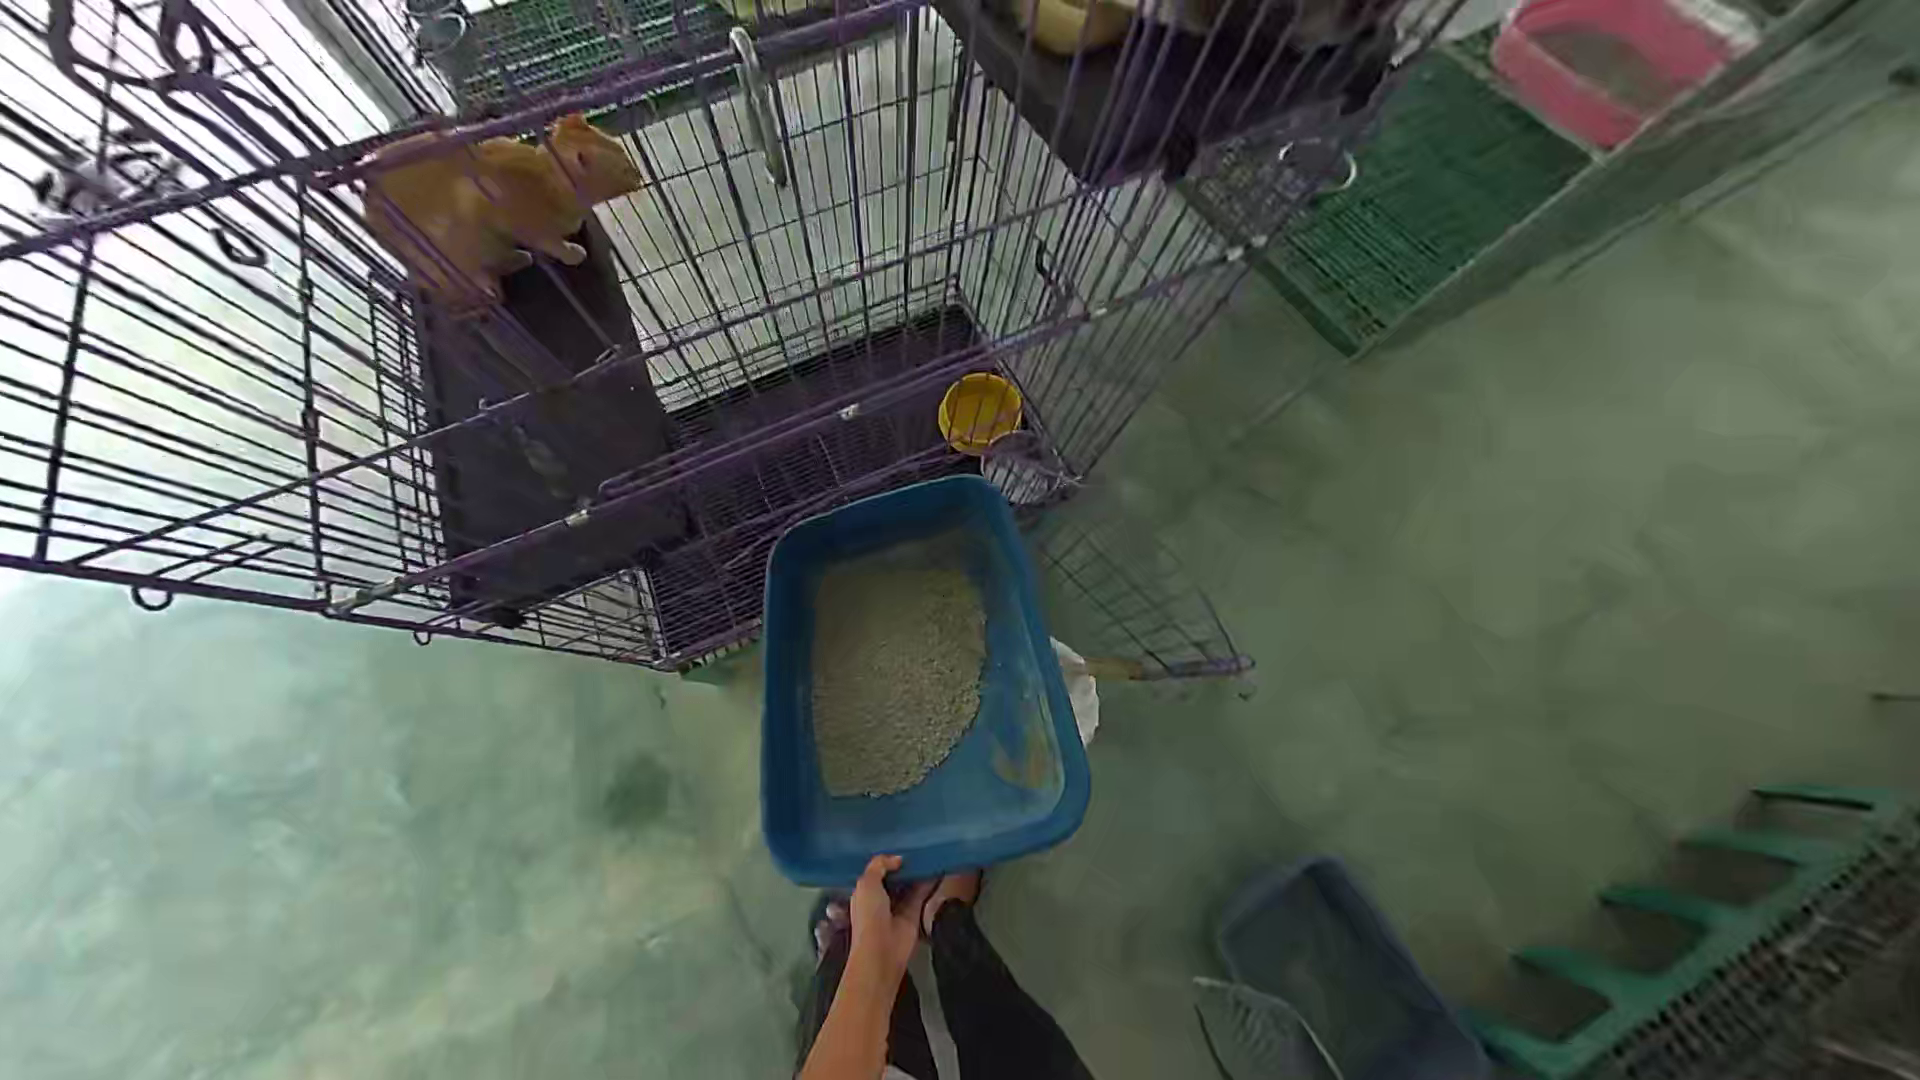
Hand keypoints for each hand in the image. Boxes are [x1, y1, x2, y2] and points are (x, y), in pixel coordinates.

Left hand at [847, 855, 932, 984]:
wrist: (882, 951)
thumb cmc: (869, 915)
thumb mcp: (867, 883)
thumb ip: (880, 865)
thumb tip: (899, 858)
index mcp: (866, 891)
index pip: (877, 870)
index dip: (887, 859)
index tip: (899, 843)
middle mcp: (882, 897)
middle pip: (895, 875)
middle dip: (904, 863)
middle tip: (917, 843)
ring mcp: (899, 905)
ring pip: (910, 882)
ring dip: (918, 870)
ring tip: (929, 851)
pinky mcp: (914, 912)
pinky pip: (922, 892)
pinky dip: (929, 881)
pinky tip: (937, 866)